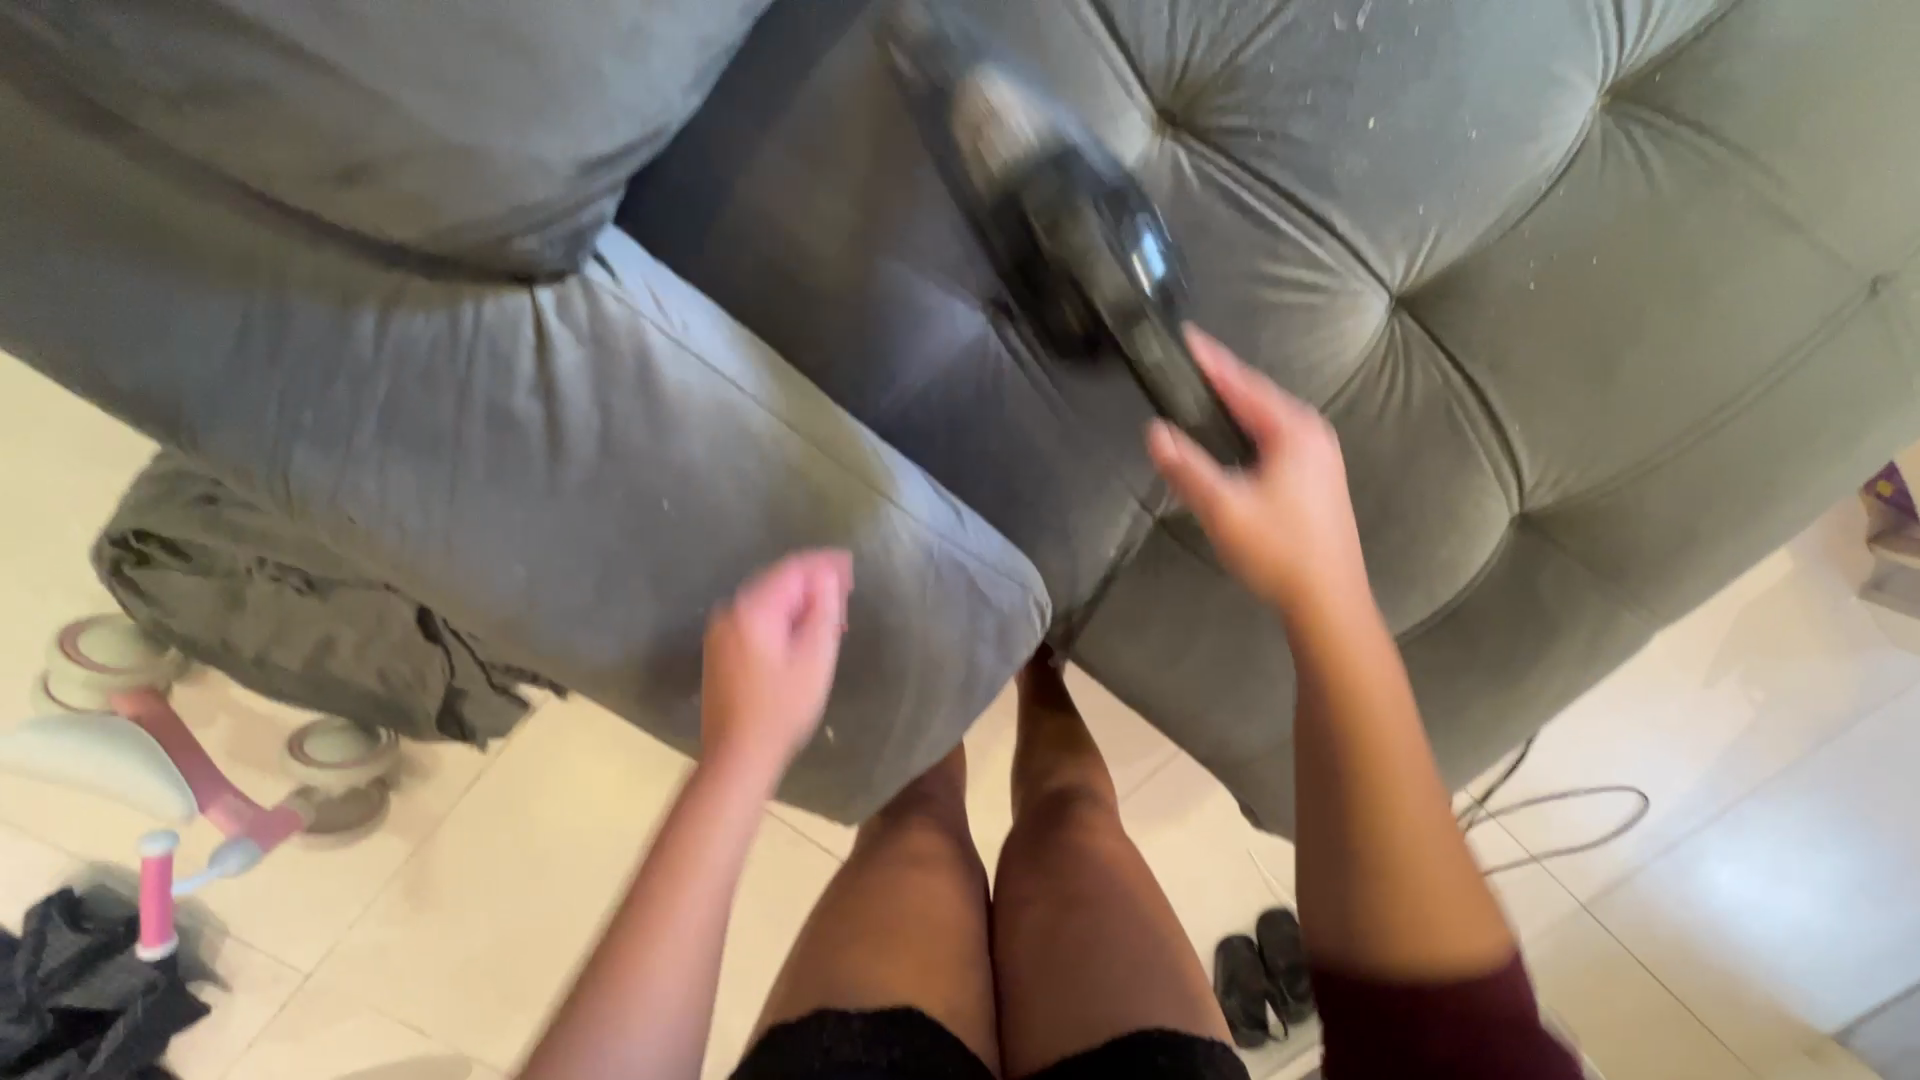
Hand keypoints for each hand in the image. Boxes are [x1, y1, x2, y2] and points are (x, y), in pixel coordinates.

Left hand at [700, 550, 852, 772]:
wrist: (738, 756)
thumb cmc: (782, 709)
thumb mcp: (815, 658)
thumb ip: (824, 610)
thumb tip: (828, 577)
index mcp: (752, 609)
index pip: (792, 569)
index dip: (824, 565)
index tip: (850, 569)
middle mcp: (731, 612)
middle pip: (778, 583)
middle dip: (814, 585)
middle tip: (846, 598)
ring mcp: (722, 632)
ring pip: (768, 603)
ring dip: (800, 604)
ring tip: (832, 619)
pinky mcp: (721, 650)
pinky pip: (757, 621)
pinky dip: (783, 620)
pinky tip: (803, 636)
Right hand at [1146, 327, 1369, 616]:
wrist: (1328, 599)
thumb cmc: (1277, 550)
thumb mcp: (1224, 509)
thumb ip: (1186, 468)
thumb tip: (1154, 432)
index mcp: (1293, 431)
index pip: (1243, 384)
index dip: (1212, 361)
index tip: (1187, 336)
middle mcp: (1313, 434)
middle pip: (1258, 397)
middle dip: (1224, 381)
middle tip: (1189, 366)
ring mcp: (1321, 457)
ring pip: (1268, 420)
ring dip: (1236, 407)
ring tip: (1204, 397)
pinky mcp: (1319, 479)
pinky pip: (1276, 439)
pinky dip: (1249, 430)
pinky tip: (1232, 442)